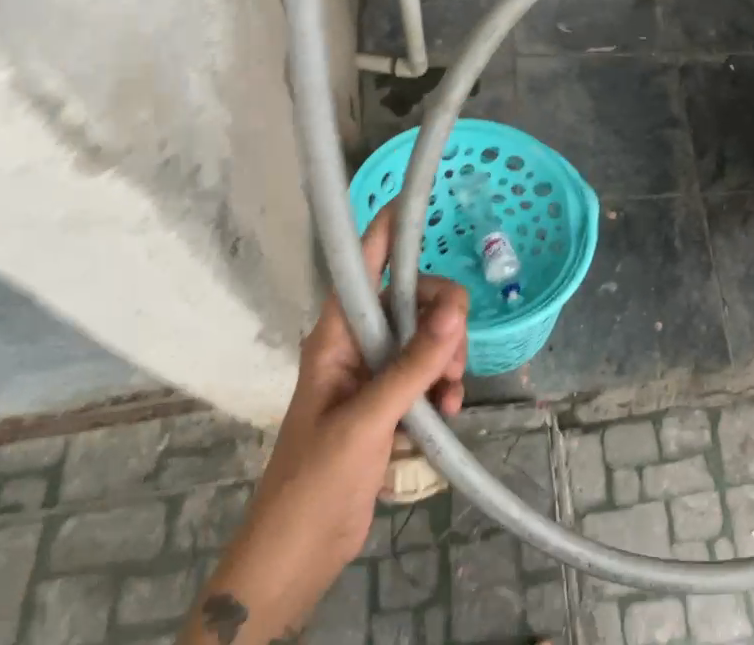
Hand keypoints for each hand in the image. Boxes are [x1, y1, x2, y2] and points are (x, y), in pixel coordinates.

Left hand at [183, 209, 468, 644]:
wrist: (299, 549)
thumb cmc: (315, 480)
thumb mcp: (366, 422)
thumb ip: (411, 367)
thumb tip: (454, 313)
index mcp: (335, 338)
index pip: (360, 270)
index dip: (385, 235)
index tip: (411, 203)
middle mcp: (356, 346)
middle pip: (413, 303)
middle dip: (442, 325)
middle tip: (451, 365)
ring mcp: (374, 376)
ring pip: (427, 339)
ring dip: (447, 362)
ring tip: (448, 400)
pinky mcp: (389, 405)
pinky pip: (428, 374)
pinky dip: (443, 387)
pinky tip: (447, 413)